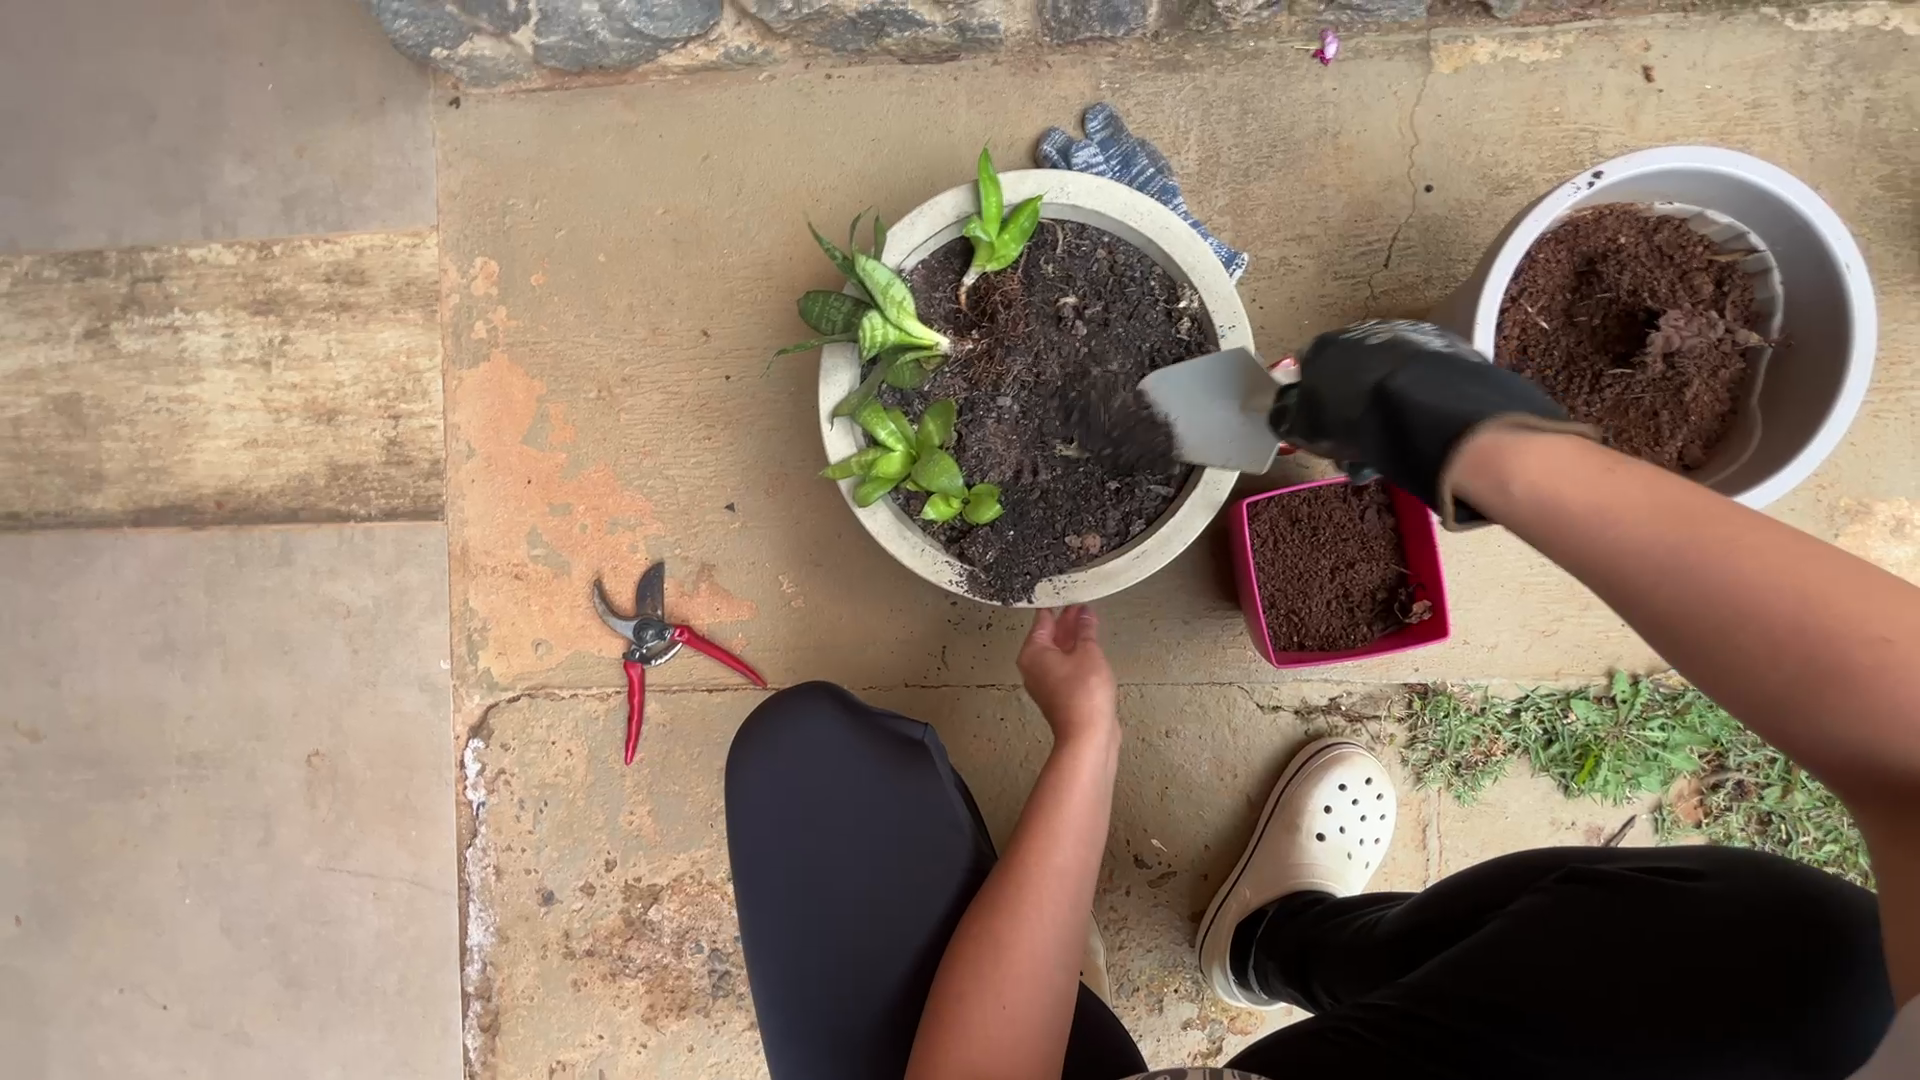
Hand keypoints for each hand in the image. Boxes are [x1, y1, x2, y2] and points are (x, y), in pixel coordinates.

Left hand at [1017, 606, 1118, 748]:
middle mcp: (1034, 667)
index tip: (1064, 593)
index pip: (1042, 619)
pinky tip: (1089, 646)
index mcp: (1033, 652)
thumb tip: (1085, 615)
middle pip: (1049, 635)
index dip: (1056, 604)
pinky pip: (1065, 666)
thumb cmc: (1082, 696)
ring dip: (1072, 636)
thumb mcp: (1088, 652)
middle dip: (1065, 620)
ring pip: (1058, 651)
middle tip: (1079, 604)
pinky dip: (1075, 654)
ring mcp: (1046, 681)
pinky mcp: (1059, 693)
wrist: (1088, 734)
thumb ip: (1086, 630)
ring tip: (1087, 620)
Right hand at [1268, 319, 1588, 528]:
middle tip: (1355, 447)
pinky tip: (1417, 430)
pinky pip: (1420, 381)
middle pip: (1349, 375)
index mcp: (1322, 347)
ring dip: (1383, 409)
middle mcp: (1362, 332)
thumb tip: (1282, 412)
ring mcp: (1408, 337)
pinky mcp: (1448, 348)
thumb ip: (1285, 418)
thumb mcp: (1301, 428)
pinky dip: (1415, 403)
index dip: (1310, 403)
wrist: (1423, 407)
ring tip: (1389, 446)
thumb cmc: (1351, 417)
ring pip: (1385, 379)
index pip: (1306, 371)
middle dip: (1350, 410)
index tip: (1319, 430)